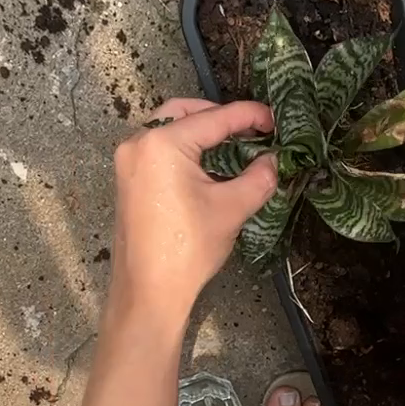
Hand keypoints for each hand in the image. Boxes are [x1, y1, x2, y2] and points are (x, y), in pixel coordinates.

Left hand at [109, 98, 278, 317]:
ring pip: (170, 131)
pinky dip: (186, 151)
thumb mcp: (231, 209)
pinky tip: (210, 167)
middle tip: (251, 130)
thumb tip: (273, 161)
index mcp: (162, 144)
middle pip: (185, 113)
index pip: (214, 118)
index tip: (275, 121)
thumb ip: (258, 177)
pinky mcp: (129, 182)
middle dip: (220, 118)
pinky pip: (160, 152)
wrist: (149, 292)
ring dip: (202, 134)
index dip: (249, 116)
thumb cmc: (187, 250)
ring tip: (235, 147)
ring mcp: (129, 163)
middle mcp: (139, 144)